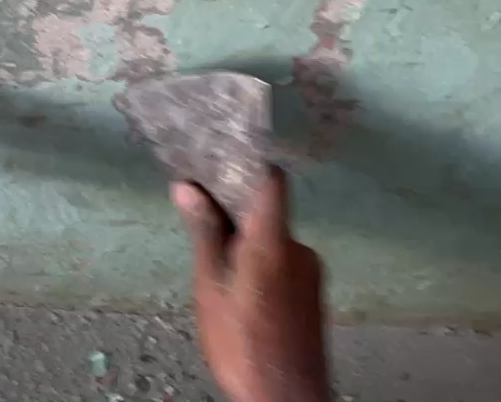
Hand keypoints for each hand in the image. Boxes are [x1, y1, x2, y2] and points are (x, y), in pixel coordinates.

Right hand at [172, 166, 328, 401]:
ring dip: (247, 246)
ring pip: (272, 240)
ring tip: (220, 275)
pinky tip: (243, 295)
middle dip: (235, 216)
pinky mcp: (314, 295)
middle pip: (266, 211)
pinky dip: (262, 266)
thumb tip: (186, 186)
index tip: (220, 155)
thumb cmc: (243, 344)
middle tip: (203, 232)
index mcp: (273, 242)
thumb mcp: (211, 287)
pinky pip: (283, 262)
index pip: (272, 181)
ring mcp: (311, 274)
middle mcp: (300, 250)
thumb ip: (204, 233)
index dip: (249, 162)